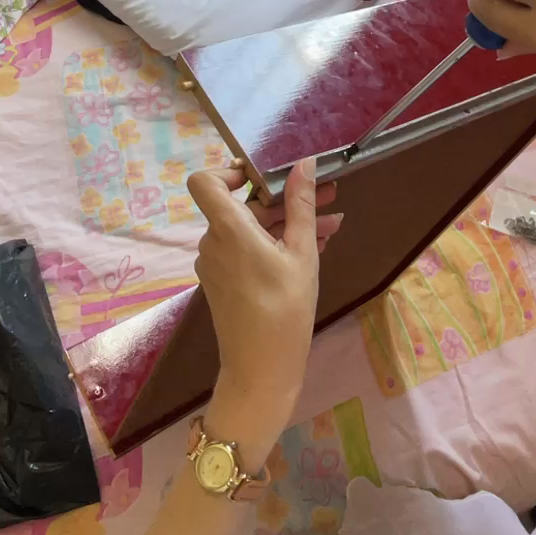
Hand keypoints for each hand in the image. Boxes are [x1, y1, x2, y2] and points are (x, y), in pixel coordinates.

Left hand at [187, 161, 340, 444]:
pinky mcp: (223, 280)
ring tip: (331, 224)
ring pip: (250, 229)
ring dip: (288, 222)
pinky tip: (314, 247)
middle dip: (285, 198)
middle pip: (242, 205)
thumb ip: (301, 205)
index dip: (229, 170)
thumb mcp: (301, 253)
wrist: (261, 370)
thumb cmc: (284, 309)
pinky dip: (275, 243)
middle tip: (327, 195)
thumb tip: (304, 164)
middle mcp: (213, 241)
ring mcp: (216, 262)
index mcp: (227, 228)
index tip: (263, 174)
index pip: (204, 180)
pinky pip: (246, 249)